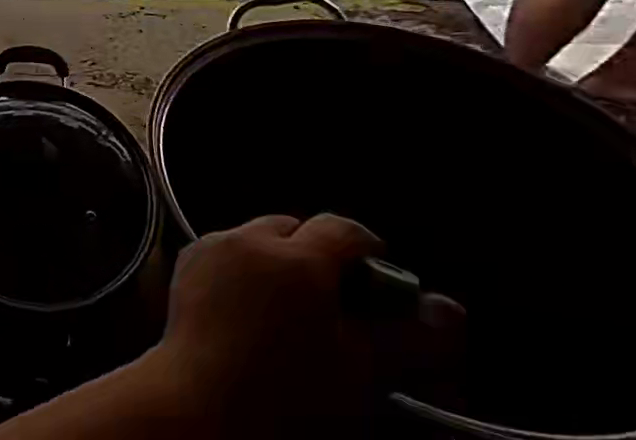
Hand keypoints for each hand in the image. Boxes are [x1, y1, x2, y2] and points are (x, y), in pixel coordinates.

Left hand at [143, 214, 463, 436]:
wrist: (198, 407)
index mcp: (298, 259)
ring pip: (257, 236)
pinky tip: (249, 305)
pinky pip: (225, 249)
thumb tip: (448, 312)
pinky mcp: (187, 262)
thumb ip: (408, 338)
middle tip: (335, 297)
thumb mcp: (359, 372)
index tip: (381, 272)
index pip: (342, 229)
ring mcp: (213, 247)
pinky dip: (243, 266)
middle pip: (294, 228)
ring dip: (278, 258)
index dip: (367, 247)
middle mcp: (251, 239)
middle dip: (317, 254)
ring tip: (290, 304)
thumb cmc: (285, 398)